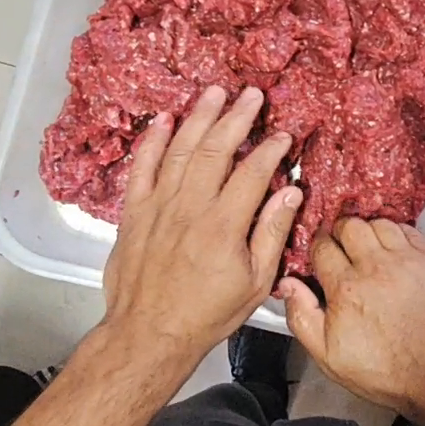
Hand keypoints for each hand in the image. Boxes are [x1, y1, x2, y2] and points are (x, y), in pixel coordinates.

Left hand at [100, 86, 302, 366]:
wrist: (148, 333)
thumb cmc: (206, 313)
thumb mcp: (255, 283)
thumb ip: (271, 233)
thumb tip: (290, 193)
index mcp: (224, 225)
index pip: (252, 172)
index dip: (270, 149)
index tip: (282, 135)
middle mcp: (190, 207)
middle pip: (215, 149)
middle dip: (236, 117)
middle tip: (251, 94)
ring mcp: (158, 206)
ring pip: (180, 149)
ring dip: (199, 118)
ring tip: (214, 93)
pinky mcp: (134, 212)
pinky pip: (142, 167)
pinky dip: (152, 141)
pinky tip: (163, 119)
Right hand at [279, 217, 424, 418]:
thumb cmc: (387, 371)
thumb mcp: (329, 357)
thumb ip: (302, 317)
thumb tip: (288, 287)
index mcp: (347, 288)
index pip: (322, 247)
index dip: (317, 247)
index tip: (319, 253)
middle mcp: (376, 267)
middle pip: (350, 226)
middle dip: (340, 232)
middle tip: (341, 244)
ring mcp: (407, 261)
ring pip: (380, 223)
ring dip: (369, 230)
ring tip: (367, 245)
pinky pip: (410, 231)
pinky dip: (398, 232)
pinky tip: (394, 246)